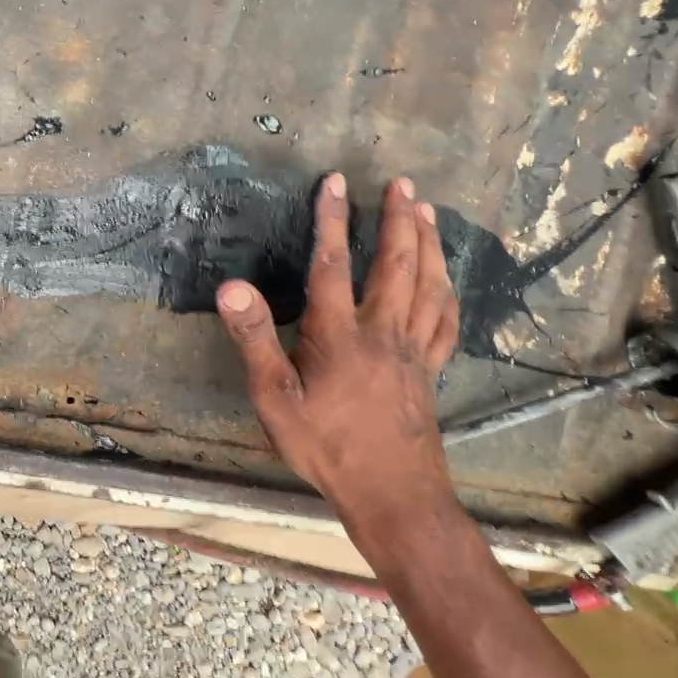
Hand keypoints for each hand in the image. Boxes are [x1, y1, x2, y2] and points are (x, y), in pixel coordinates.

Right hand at [214, 175, 461, 530]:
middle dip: (397, 221)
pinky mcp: (429, 371)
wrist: (394, 495)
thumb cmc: (324, 445)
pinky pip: (445, 321)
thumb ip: (253, 337)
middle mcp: (383, 333)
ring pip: (428, 287)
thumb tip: (231, 285)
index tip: (335, 183)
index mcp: (340, 335)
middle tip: (402, 184)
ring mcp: (414, 352)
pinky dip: (446, 292)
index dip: (330, 221)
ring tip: (426, 214)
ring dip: (428, 246)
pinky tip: (445, 281)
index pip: (331, 266)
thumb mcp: (272, 396)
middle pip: (395, 266)